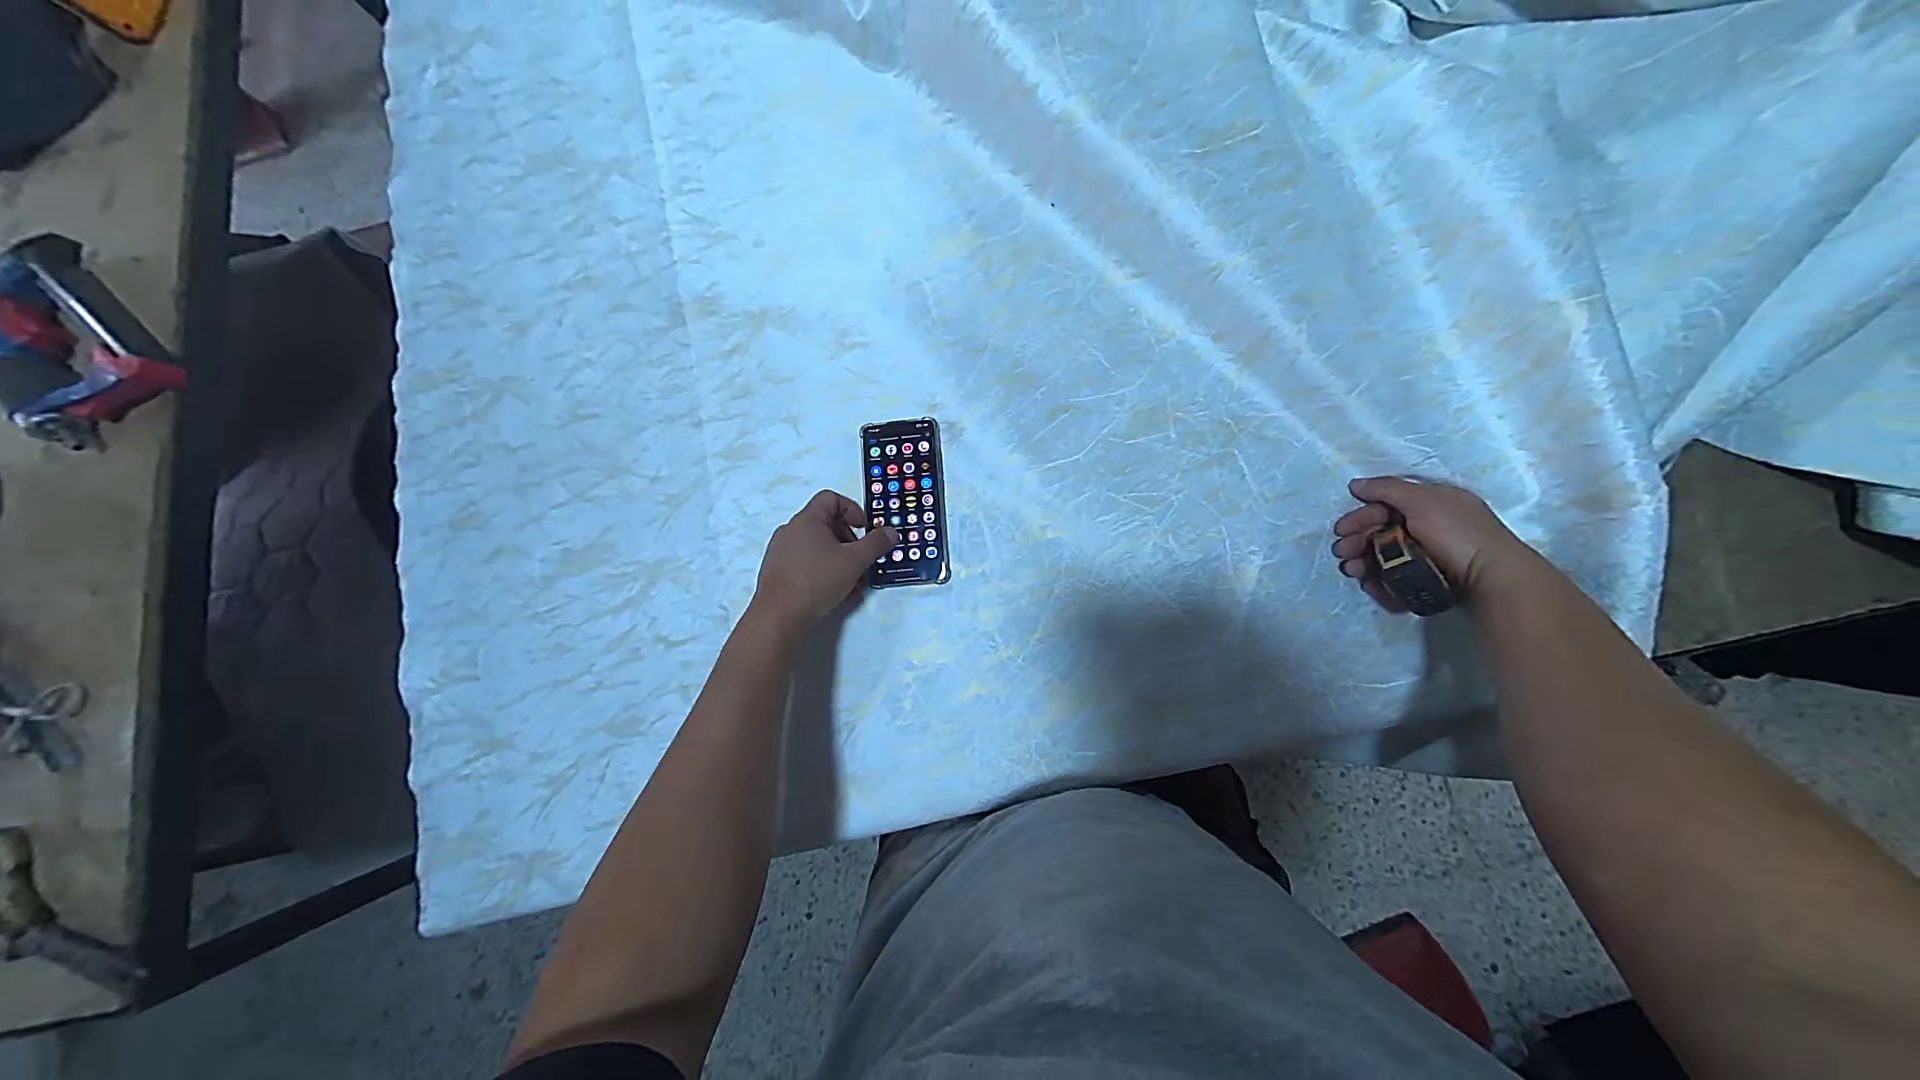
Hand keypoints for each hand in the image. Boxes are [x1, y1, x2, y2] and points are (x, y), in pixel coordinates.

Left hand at [750, 490, 897, 630]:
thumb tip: (890, 532)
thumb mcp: (854, 561)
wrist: (778, 617)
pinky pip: (806, 562)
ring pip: (818, 546)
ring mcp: (781, 551)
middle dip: (850, 541)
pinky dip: (824, 570)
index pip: (831, 498)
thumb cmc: (817, 580)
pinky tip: (835, 591)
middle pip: (827, 524)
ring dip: (840, 559)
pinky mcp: (778, 571)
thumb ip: (875, 544)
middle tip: (863, 560)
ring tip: (853, 582)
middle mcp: (791, 530)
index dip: (853, 509)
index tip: (865, 529)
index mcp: (807, 520)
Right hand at [1331, 476, 1536, 610]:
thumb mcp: (1424, 501)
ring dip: (1361, 562)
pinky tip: (1369, 583)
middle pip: (1379, 533)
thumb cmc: (1458, 533)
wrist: (1490, 577)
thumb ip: (1388, 489)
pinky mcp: (1424, 581)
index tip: (1342, 530)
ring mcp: (1425, 557)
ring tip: (1352, 571)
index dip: (1360, 516)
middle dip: (1356, 541)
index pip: (1384, 507)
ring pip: (1382, 557)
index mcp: (1429, 505)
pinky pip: (1393, 578)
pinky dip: (1377, 580)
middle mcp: (1425, 529)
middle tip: (1342, 553)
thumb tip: (1355, 484)